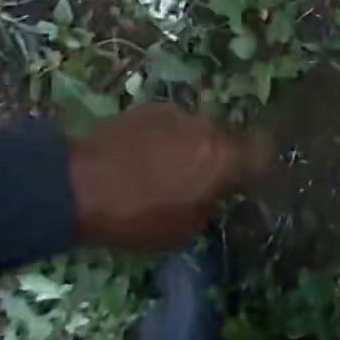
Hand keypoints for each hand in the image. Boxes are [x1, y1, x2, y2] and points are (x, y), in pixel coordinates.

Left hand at [65, 104, 262, 250]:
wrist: (75, 185)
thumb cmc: (134, 216)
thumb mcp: (182, 231)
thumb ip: (209, 208)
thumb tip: (211, 197)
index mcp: (225, 159)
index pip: (263, 157)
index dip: (260, 170)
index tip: (250, 185)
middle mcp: (210, 128)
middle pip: (229, 142)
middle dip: (222, 160)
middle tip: (203, 182)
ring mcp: (180, 114)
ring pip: (199, 132)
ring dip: (193, 148)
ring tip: (167, 169)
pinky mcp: (152, 108)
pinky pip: (173, 125)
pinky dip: (167, 138)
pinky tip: (144, 156)